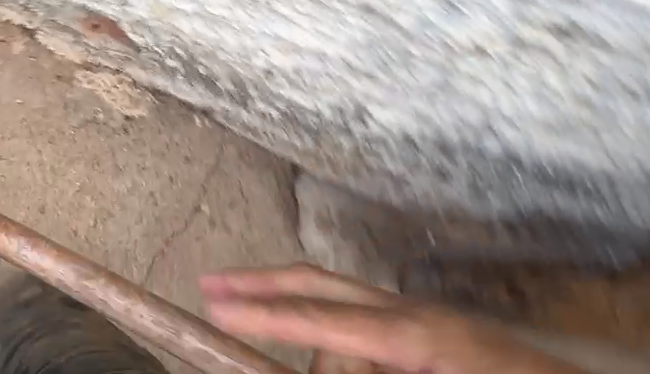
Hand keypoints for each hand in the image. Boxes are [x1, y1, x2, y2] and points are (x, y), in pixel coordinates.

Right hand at [200, 265, 584, 373]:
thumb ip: (360, 373)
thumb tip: (310, 361)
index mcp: (417, 336)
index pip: (320, 317)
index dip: (260, 311)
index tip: (211, 304)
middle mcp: (415, 315)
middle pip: (319, 284)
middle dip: (261, 285)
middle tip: (209, 288)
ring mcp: (430, 322)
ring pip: (346, 313)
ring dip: (311, 335)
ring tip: (289, 338)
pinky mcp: (441, 338)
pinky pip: (372, 331)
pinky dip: (344, 346)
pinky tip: (332, 359)